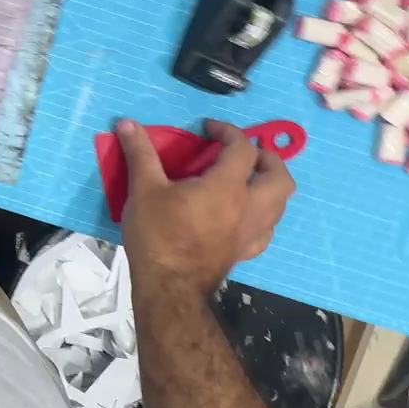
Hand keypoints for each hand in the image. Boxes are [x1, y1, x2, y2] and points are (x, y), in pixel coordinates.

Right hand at [115, 118, 294, 300]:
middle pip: (280, 176)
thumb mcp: (143, 188)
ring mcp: (253, 232)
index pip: (242, 148)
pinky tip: (244, 214)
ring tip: (248, 180)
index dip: (228, 131)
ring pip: (281, 203)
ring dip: (270, 185)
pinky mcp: (247, 251)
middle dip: (267, 158)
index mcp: (226, 186)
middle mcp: (250, 207)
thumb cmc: (157, 233)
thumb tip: (127, 122)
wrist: (170, 284)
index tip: (209, 128)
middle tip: (245, 152)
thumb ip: (140, 153)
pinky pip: (268, 228)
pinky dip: (263, 214)